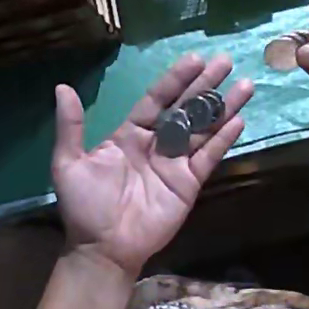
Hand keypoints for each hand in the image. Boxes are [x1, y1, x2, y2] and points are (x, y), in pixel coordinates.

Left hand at [52, 54, 253, 275]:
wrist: (103, 248)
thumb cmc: (85, 206)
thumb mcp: (69, 164)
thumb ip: (71, 127)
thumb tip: (63, 88)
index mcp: (131, 134)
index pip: (157, 99)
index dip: (176, 79)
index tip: (195, 59)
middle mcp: (157, 143)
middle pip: (186, 107)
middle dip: (205, 84)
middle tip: (226, 61)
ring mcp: (177, 163)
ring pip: (204, 128)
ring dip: (223, 107)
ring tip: (246, 84)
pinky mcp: (190, 182)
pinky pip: (209, 156)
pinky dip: (223, 139)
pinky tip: (238, 120)